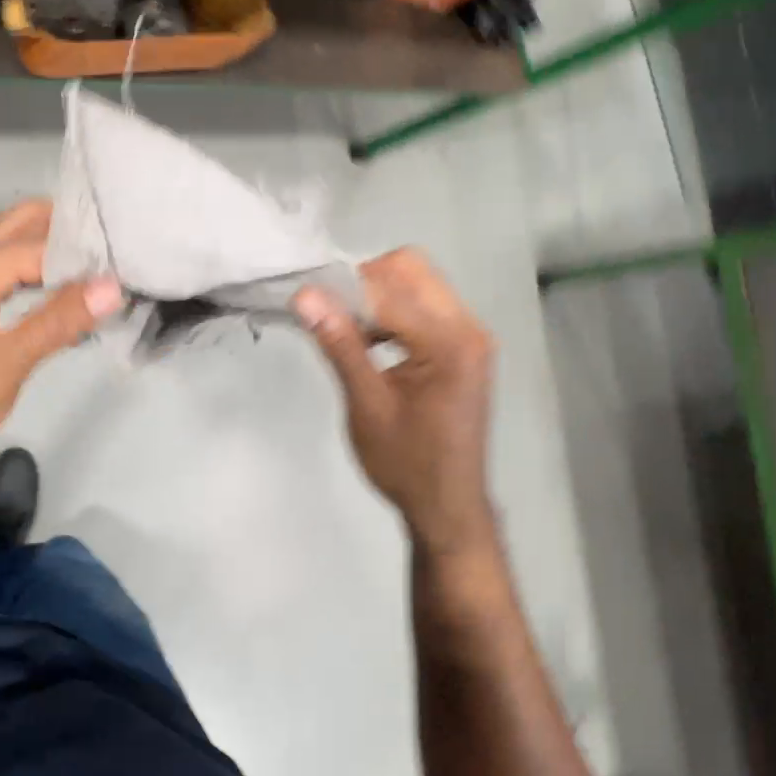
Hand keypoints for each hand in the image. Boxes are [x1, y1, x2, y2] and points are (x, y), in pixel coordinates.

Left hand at [0, 199, 124, 486]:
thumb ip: (57, 322)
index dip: (86, 253)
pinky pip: (6, 274)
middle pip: (25, 225)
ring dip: (58, 256)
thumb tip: (113, 285)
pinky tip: (72, 298)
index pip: (40, 245)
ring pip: (16, 248)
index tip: (134, 262)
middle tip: (123, 256)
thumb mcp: (2, 368)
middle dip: (72, 235)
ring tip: (109, 274)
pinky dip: (39, 277)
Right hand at [294, 249, 497, 553]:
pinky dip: (394, 311)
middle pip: (411, 269)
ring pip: (418, 283)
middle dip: (365, 282)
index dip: (344, 290)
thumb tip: (305, 294)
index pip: (389, 288)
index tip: (309, 304)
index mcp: (448, 342)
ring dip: (379, 296)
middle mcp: (468, 328)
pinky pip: (426, 306)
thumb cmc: (406, 463)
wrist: (447, 506)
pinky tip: (371, 343)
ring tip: (348, 332)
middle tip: (332, 316)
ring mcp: (471, 336)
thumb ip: (339, 343)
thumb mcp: (366, 405)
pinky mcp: (465, 346)